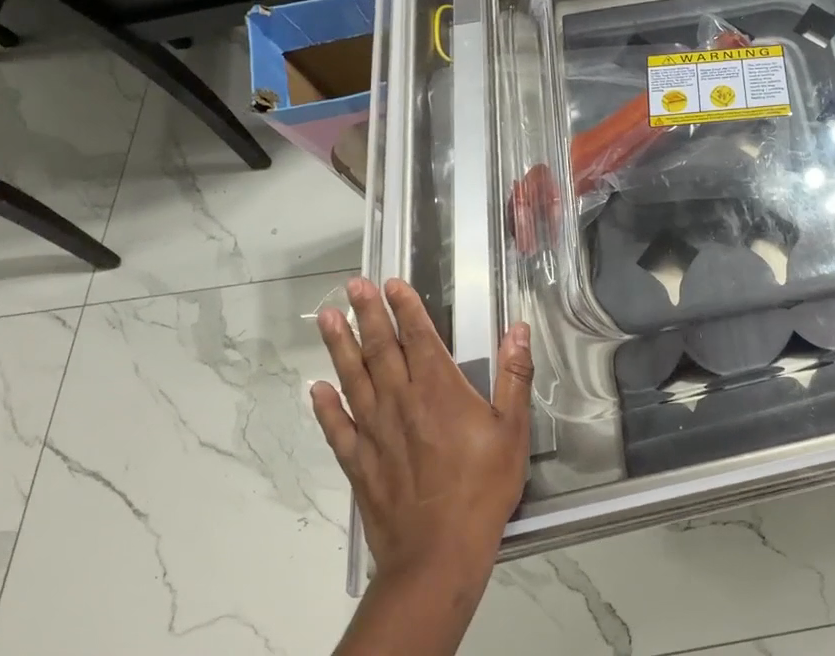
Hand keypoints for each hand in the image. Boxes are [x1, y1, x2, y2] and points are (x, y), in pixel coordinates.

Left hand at [311, 277, 533, 584]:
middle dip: (367, 314)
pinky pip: (337, 427)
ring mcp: (374, 432)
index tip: (391, 284)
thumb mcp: (513, 429)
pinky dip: (325, 406)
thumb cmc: (483, 487)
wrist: (438, 550)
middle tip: (353, 286)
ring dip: (339, 346)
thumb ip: (514, 375)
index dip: (405, 307)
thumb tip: (518, 329)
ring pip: (352, 378)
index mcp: (438, 389)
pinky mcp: (358, 462)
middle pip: (380, 349)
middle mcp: (400, 402)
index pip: (418, 337)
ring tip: (326, 318)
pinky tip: (316, 389)